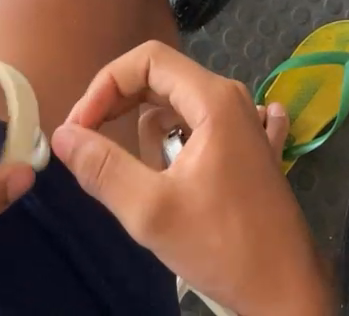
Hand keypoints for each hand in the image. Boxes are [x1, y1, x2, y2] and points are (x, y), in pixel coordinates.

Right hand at [52, 41, 332, 315]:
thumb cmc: (222, 244)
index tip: (80, 126)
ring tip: (144, 178)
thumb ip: (103, 167)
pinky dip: (180, 140)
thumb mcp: (151, 211)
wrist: (285, 288)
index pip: (148, 60)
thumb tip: (62, 134)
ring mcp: (246, 121)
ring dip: (151, 133)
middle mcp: (231, 98)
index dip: (107, 84)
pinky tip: (178, 163)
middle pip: (162, 78)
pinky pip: (203, 126)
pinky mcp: (251, 147)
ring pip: (179, 105)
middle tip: (90, 146)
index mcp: (213, 98)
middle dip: (121, 106)